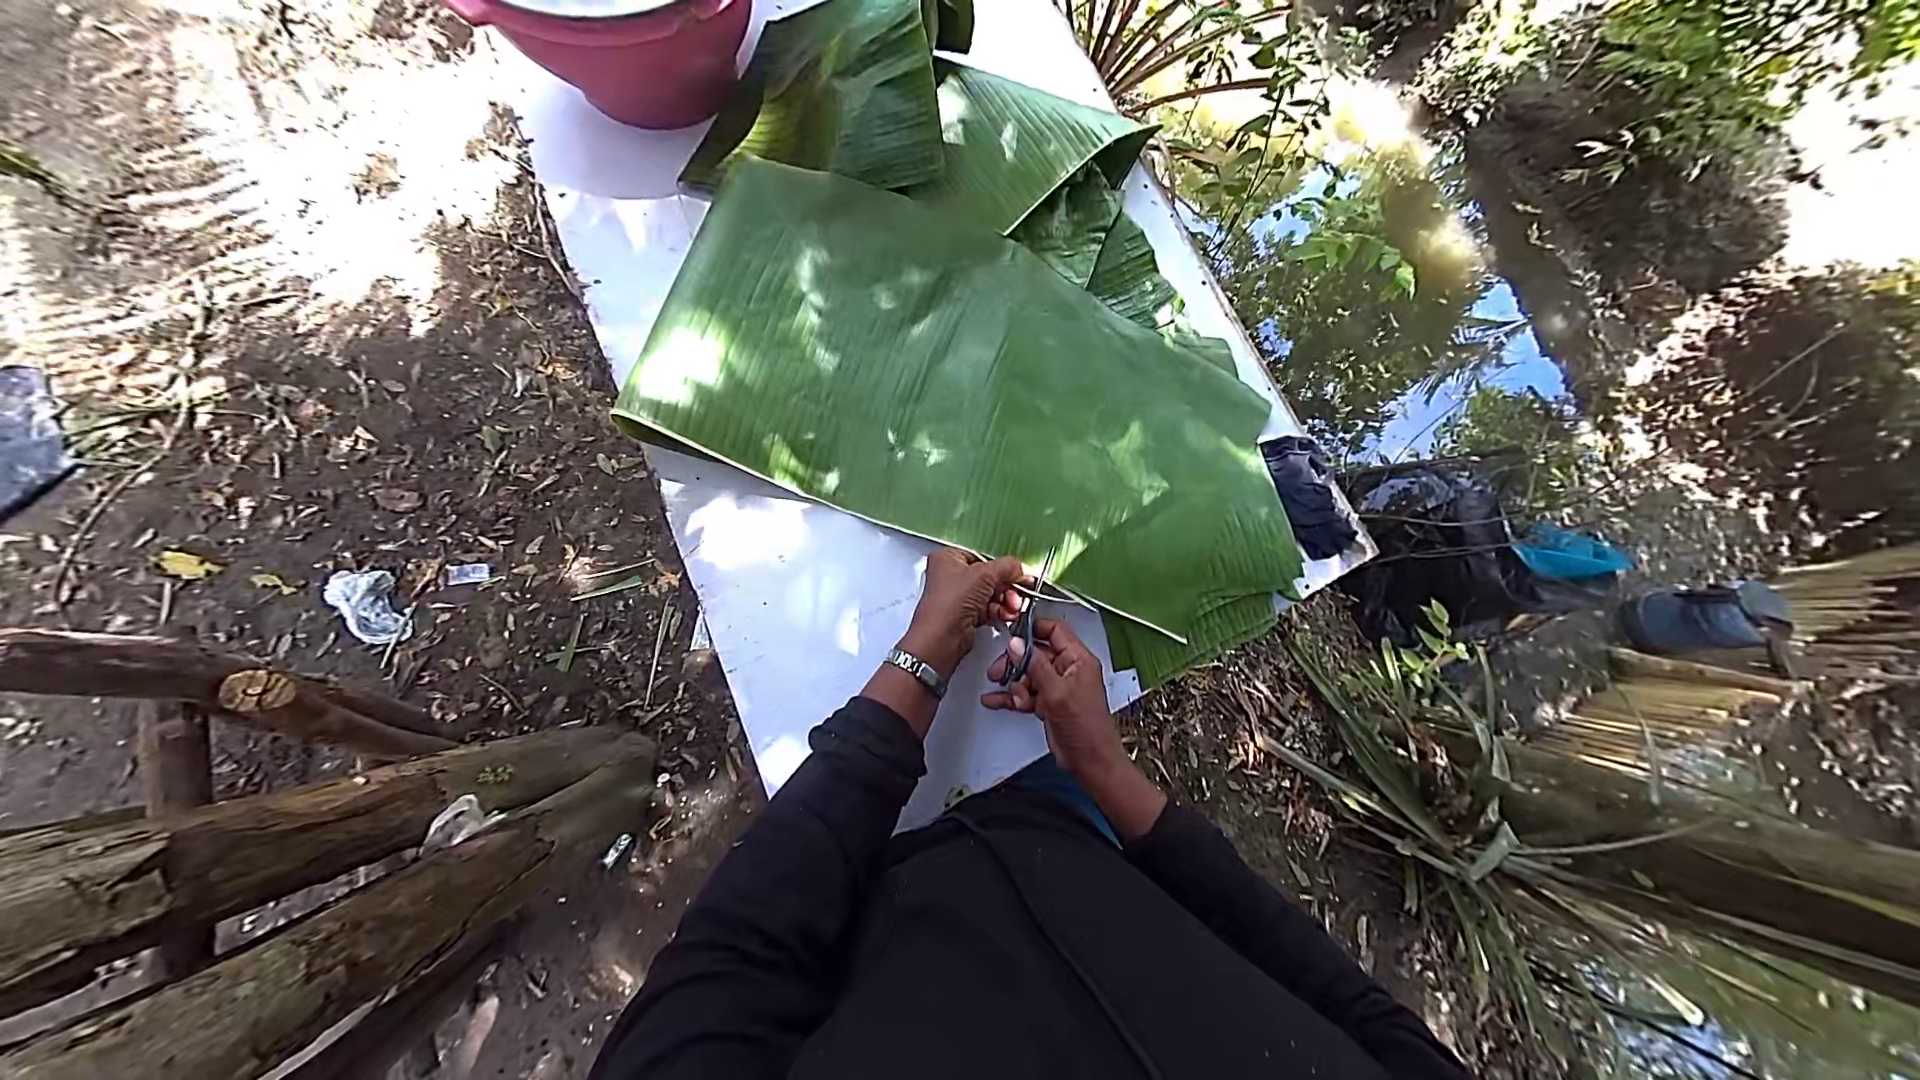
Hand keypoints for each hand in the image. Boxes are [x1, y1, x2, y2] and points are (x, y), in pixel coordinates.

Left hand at [897, 548, 1025, 677]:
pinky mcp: (965, 615)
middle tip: (1018, 590)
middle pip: (989, 576)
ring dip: (1006, 600)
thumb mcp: (984, 575)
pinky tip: (1007, 614)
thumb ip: (1007, 567)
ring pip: (990, 594)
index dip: (1002, 565)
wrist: (942, 638)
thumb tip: (1019, 567)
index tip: (1019, 572)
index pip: (982, 556)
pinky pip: (988, 608)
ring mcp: (958, 597)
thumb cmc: (949, 604)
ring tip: (1013, 605)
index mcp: (948, 558)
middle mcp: (951, 576)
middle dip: (1007, 586)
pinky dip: (1000, 611)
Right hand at [982, 618, 1166, 838]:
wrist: (1091, 763)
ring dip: (1015, 684)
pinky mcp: (1050, 703)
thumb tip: (1017, 644)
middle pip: (1036, 653)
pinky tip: (995, 700)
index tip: (1011, 633)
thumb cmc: (1087, 730)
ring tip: (1010, 695)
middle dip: (1016, 662)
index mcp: (1078, 660)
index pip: (1054, 630)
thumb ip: (1035, 666)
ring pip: (1028, 674)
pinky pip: (1026, 692)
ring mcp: (1058, 687)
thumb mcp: (1056, 693)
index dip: (1031, 629)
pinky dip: (1012, 697)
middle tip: (1000, 670)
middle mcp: (1068, 670)